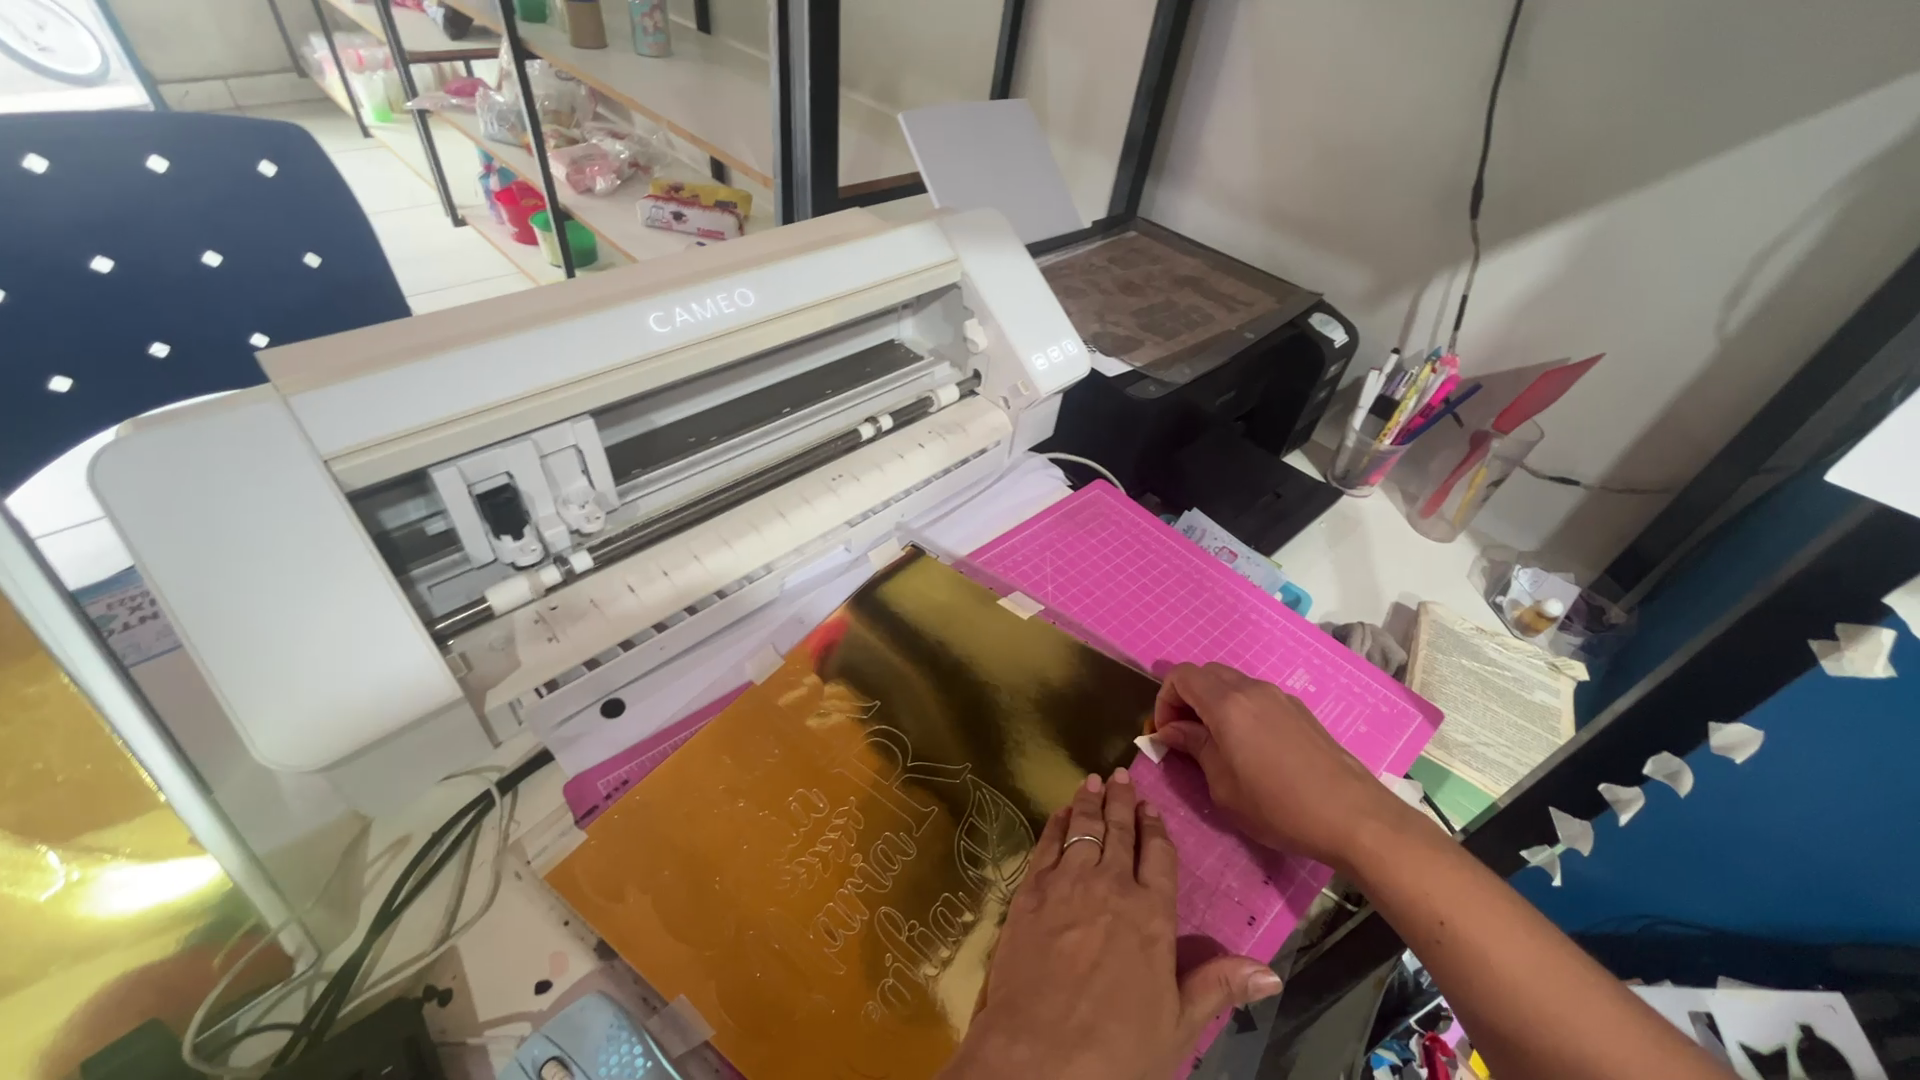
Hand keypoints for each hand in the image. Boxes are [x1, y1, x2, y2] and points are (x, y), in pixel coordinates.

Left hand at [941, 768, 1282, 1079]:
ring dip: (1088, 803)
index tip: (1152, 808)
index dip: (1156, 829)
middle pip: (1119, 833)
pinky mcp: (1028, 893)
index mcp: (1151, 915)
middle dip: (1122, 802)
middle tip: (1121, 776)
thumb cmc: (1115, 1049)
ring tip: (1092, 782)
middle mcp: (1110, 887)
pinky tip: (1058, 813)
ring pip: (1081, 830)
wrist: (1038, 1058)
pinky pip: (1045, 846)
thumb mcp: (1177, 1025)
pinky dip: (1054, 824)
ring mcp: (1066, 886)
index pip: (1159, 857)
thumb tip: (1270, 972)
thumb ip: (1217, 987)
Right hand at [1151, 662, 1417, 870]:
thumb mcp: (1223, 786)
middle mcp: (1252, 689)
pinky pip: (1255, 697)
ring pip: (1232, 683)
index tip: (1166, 734)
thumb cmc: (1278, 807)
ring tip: (1215, 743)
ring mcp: (1280, 697)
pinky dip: (1238, 710)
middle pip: (1206, 674)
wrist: (1353, 817)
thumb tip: (1172, 731)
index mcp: (1227, 704)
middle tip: (1185, 736)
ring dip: (1213, 703)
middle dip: (1186, 698)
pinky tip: (1248, 748)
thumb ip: (1194, 748)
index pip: (1181, 675)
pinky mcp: (1299, 711)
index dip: (1164, 700)